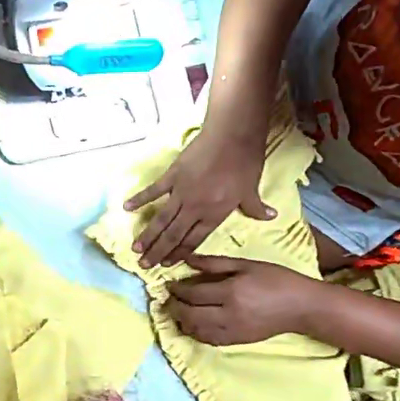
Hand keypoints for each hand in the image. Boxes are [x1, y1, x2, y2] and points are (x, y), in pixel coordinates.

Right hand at [124, 128, 273, 267]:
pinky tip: (127, 208)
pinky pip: (153, 190)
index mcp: (214, 215)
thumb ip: (256, 207)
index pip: (194, 240)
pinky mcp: (173, 174)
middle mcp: (195, 208)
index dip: (179, 253)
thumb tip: (272, 217)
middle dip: (158, 251)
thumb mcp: (252, 189)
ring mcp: (181, 192)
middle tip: (143, 265)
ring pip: (162, 219)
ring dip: (148, 235)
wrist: (232, 135)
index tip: (166, 264)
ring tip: (135, 249)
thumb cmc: (246, 162)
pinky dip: (140, 198)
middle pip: (174, 235)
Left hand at [167, 255, 321, 344]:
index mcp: (230, 292)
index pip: (193, 294)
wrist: (300, 306)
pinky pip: (208, 340)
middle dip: (174, 308)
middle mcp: (228, 315)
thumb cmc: (276, 279)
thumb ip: (215, 263)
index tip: (168, 285)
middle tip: (167, 300)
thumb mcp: (246, 264)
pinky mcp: (237, 342)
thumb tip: (187, 259)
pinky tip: (192, 325)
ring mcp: (232, 332)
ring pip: (196, 331)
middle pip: (190, 315)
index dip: (176, 290)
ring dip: (181, 322)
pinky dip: (196, 333)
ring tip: (176, 312)